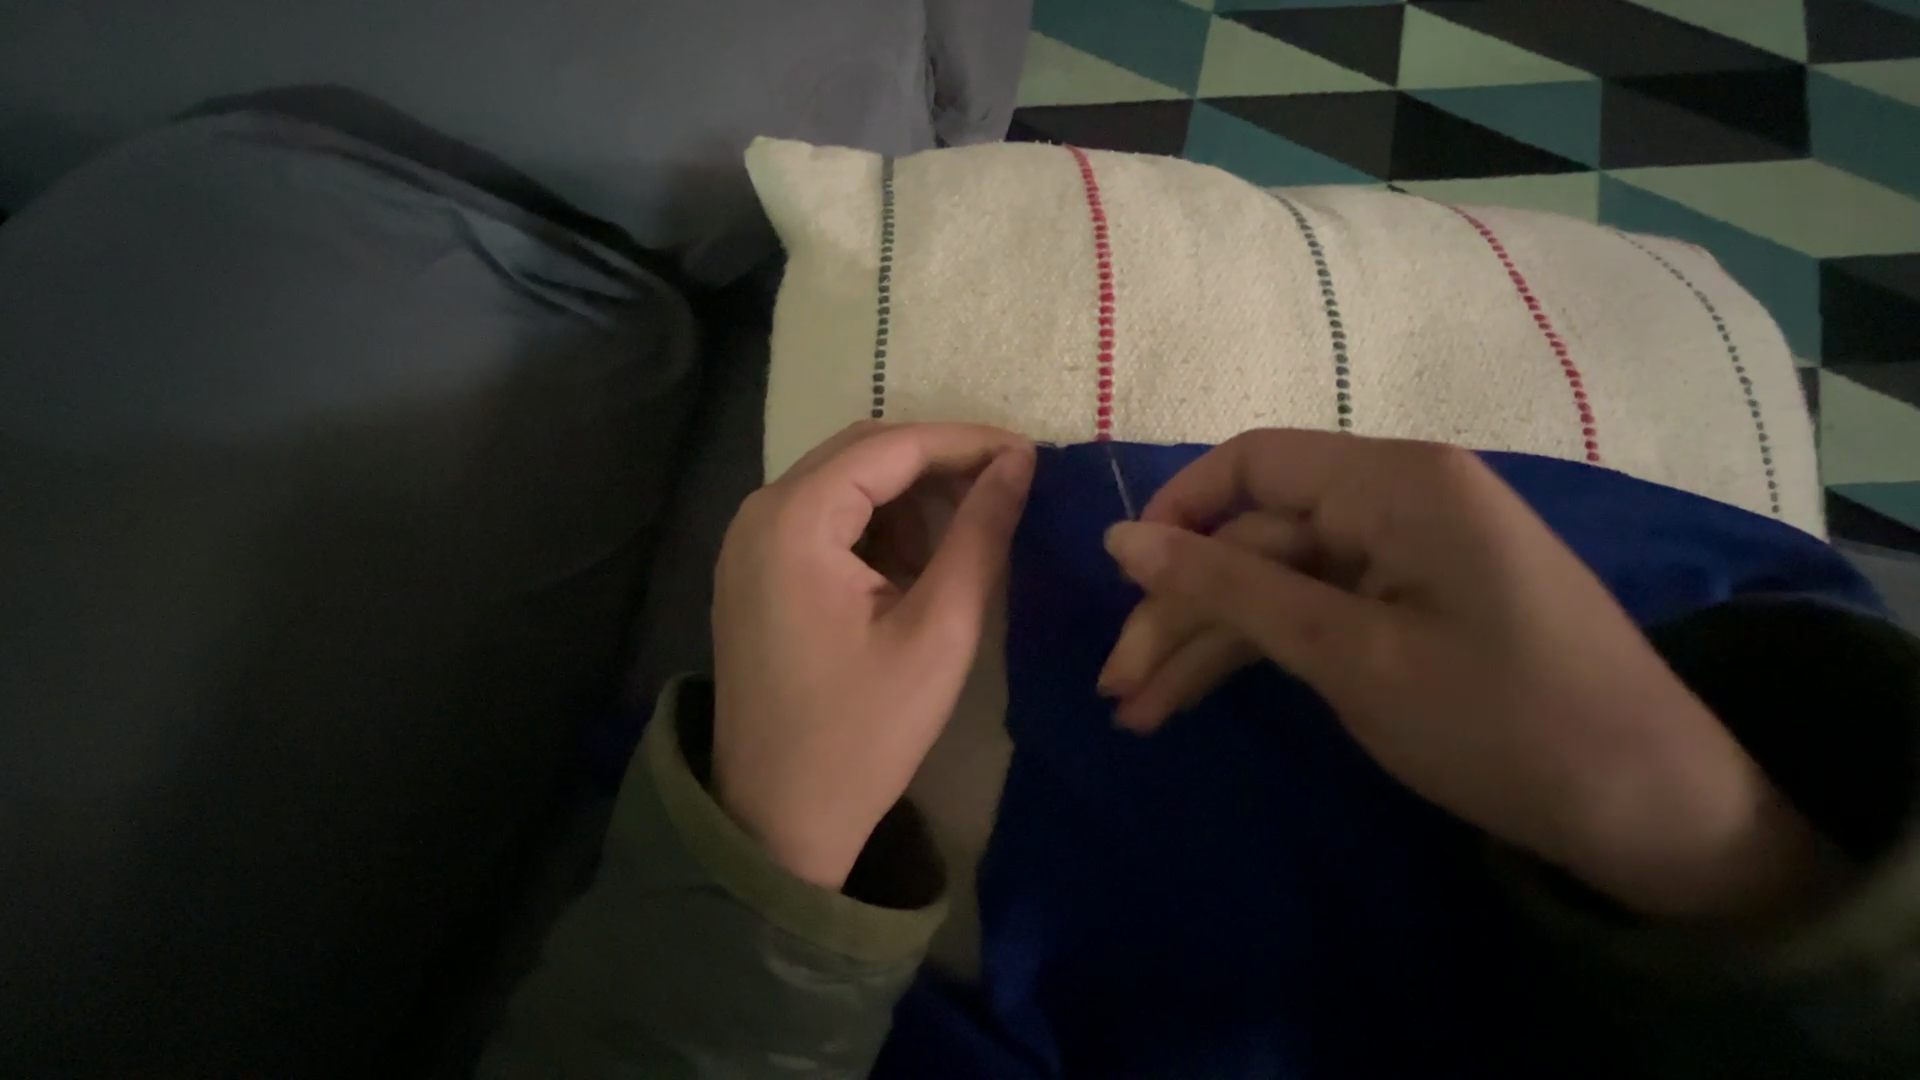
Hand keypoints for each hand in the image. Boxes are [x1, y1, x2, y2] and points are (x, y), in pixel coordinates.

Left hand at [711, 421, 1034, 890]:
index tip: (1028, 453)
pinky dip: (876, 527)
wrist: (777, 819)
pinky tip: (914, 566)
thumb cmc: (864, 733)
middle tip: (1006, 485)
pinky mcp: (755, 571)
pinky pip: (823, 520)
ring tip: (965, 535)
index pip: (890, 446)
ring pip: (843, 483)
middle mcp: (759, 513)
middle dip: (938, 463)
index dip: (965, 441)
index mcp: (794, 521)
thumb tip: (1018, 461)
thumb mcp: (939, 630)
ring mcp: (749, 542)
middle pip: (861, 454)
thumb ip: (980, 534)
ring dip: (907, 497)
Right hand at [1098, 430, 1831, 921]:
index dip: (1176, 512)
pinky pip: (1300, 615)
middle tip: (1117, 685)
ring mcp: (1391, 560)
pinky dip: (1246, 656)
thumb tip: (1118, 540)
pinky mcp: (1393, 608)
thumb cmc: (1501, 721)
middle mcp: (1389, 503)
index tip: (1121, 578)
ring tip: (1135, 711)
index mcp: (1394, 482)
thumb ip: (1227, 589)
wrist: (1653, 817)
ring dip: (1199, 645)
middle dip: (1178, 611)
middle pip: (1249, 540)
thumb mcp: (1347, 653)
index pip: (1251, 463)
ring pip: (1265, 586)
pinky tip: (1186, 700)